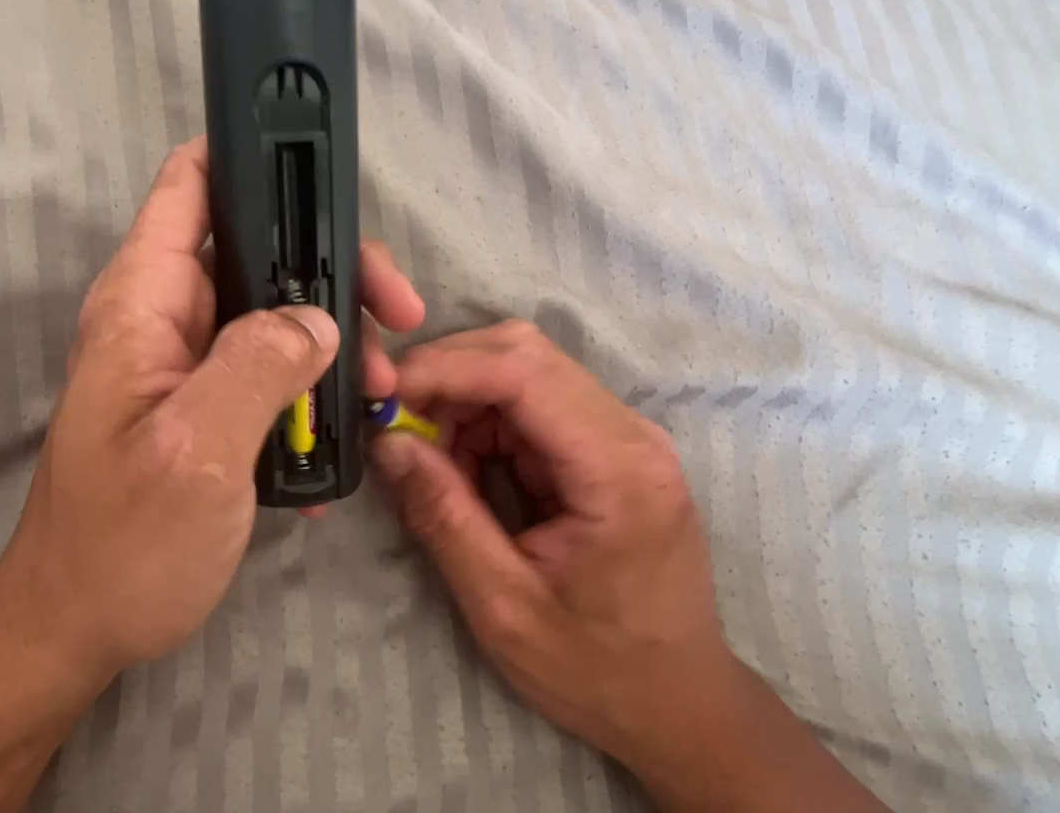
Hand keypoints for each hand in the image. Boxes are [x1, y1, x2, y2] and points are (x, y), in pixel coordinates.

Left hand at [0, 137, 423, 676]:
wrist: (81, 625)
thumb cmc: (123, 543)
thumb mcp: (195, 450)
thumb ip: (257, 366)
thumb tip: (319, 321)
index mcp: (144, 299)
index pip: (192, 183)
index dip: (255, 155)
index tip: (332, 179)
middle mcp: (164, 314)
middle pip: (258, 245)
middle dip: (331, 273)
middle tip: (395, 319)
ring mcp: (186, 360)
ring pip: (275, 309)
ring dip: (332, 340)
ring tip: (376, 393)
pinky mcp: (206, 402)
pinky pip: (269, 366)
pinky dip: (311, 385)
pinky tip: (337, 434)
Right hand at [372, 321, 888, 812]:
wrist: (677, 706)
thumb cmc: (596, 669)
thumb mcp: (502, 604)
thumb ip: (442, 514)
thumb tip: (386, 441)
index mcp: (617, 468)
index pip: (524, 371)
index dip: (444, 367)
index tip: (382, 396)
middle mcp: (629, 433)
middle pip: (523, 353)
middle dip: (445, 373)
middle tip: (392, 419)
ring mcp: (621, 436)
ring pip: (522, 369)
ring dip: (459, 397)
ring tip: (422, 453)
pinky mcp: (605, 447)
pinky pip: (530, 403)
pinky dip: (480, 420)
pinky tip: (457, 465)